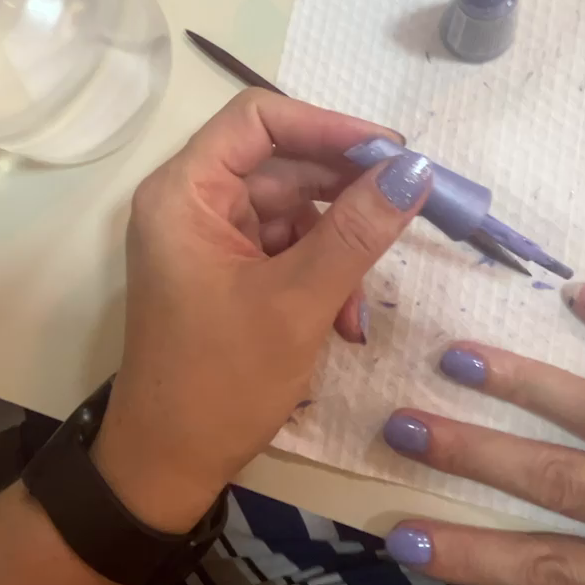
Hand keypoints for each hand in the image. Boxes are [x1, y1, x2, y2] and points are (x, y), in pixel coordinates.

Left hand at [91, 90, 432, 532]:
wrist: (169, 465)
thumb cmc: (221, 380)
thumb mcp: (298, 301)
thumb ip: (357, 229)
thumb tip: (414, 169)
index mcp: (185, 191)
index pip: (258, 119)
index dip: (326, 126)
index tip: (392, 150)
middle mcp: (191, 200)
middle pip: (279, 162)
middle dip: (344, 191)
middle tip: (408, 206)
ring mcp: (208, 235)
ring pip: (290, 208)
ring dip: (337, 245)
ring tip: (362, 300)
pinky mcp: (226, 267)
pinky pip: (284, 246)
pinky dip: (320, 272)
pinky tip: (346, 318)